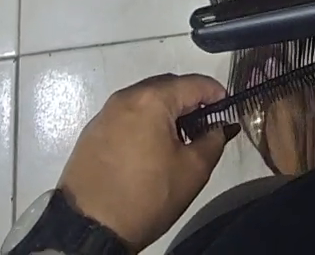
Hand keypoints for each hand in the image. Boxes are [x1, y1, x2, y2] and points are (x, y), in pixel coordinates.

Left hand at [58, 73, 237, 250]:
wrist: (87, 230)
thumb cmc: (145, 197)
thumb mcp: (191, 172)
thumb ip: (213, 141)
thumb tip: (220, 127)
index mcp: (153, 99)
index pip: (194, 83)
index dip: (216, 94)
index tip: (227, 110)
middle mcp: (127, 96)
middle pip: (168, 87)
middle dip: (189, 101)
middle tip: (204, 126)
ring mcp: (106, 113)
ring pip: (145, 101)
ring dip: (165, 112)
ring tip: (177, 140)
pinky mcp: (92, 132)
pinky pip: (127, 116)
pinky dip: (143, 123)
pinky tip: (148, 149)